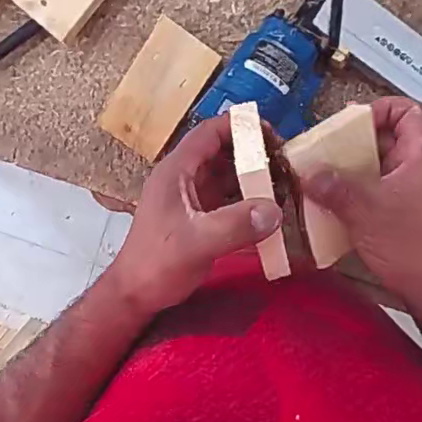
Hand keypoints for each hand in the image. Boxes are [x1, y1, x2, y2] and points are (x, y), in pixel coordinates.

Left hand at [100, 114, 282, 315]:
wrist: (136, 295)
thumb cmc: (156, 264)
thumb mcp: (197, 242)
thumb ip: (234, 225)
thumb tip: (275, 210)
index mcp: (177, 171)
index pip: (210, 133)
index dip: (239, 126)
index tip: (271, 134)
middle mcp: (185, 178)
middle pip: (223, 151)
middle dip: (254, 152)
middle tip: (285, 163)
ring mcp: (192, 198)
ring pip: (228, 174)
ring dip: (254, 175)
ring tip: (284, 183)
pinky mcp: (200, 217)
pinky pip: (230, 197)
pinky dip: (250, 198)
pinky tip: (270, 208)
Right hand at [301, 97, 421, 306]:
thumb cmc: (410, 244)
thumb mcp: (365, 209)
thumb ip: (333, 187)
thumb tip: (306, 171)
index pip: (409, 110)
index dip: (382, 108)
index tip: (352, 123)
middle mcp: (421, 166)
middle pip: (389, 136)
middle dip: (356, 141)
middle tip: (327, 149)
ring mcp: (414, 188)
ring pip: (381, 163)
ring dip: (353, 167)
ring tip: (323, 173)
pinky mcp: (405, 209)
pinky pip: (379, 186)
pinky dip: (358, 188)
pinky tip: (333, 200)